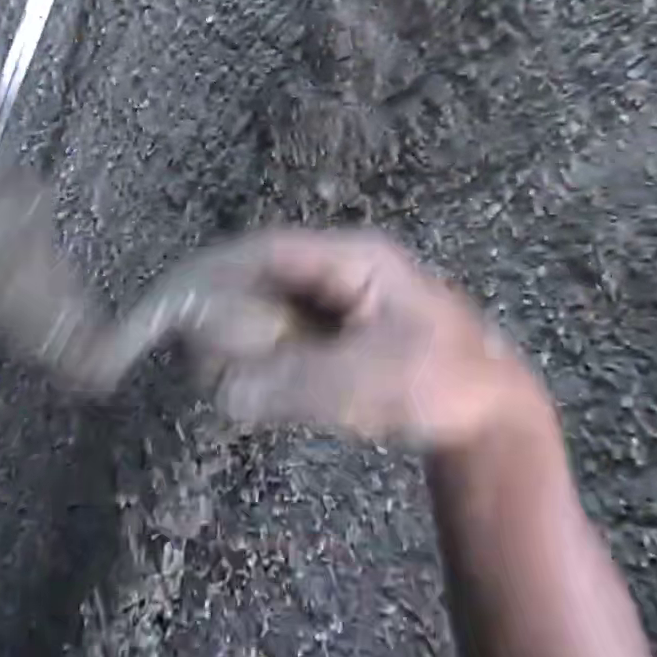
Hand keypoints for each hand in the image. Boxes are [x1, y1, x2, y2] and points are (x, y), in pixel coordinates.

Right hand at [117, 229, 548, 450]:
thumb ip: (297, 381)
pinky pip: (283, 337)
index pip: (266, 252)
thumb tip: (224, 389)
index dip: (212, 273)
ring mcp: (336, 298)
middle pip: (259, 278)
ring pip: (267, 309)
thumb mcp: (373, 380)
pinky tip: (284, 385)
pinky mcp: (333, 329)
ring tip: (274, 381)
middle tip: (217, 364)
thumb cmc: (442, 381)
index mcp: (353, 260)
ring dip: (251, 345)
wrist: (487, 405)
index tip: (169, 305)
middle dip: (232, 319)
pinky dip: (268, 360)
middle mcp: (338, 269)